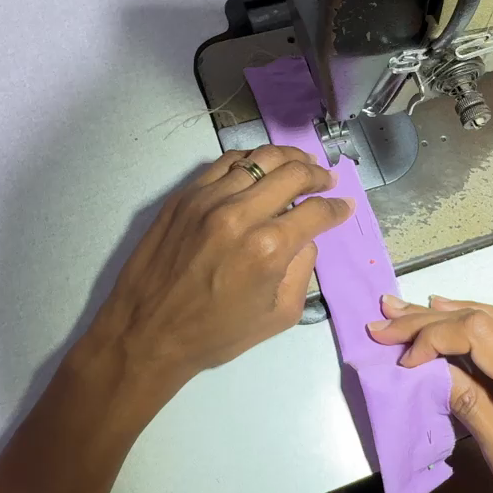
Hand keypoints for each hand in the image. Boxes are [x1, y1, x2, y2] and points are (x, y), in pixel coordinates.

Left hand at [83, 145, 352, 394]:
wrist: (147, 333)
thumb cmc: (216, 334)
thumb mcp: (279, 316)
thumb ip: (302, 269)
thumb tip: (306, 236)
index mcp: (269, 248)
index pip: (317, 211)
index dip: (338, 208)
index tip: (345, 206)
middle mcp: (241, 214)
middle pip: (293, 173)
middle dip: (318, 174)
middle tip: (327, 179)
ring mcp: (208, 199)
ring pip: (259, 158)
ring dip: (288, 159)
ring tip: (300, 164)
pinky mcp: (184, 195)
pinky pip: (225, 162)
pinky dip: (250, 160)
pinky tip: (259, 167)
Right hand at [368, 295, 492, 492]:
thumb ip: (476, 412)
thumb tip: (436, 373)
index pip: (475, 333)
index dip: (432, 338)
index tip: (403, 363)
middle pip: (481, 318)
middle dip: (427, 320)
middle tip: (383, 319)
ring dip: (449, 313)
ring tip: (406, 310)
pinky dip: (476, 319)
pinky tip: (456, 315)